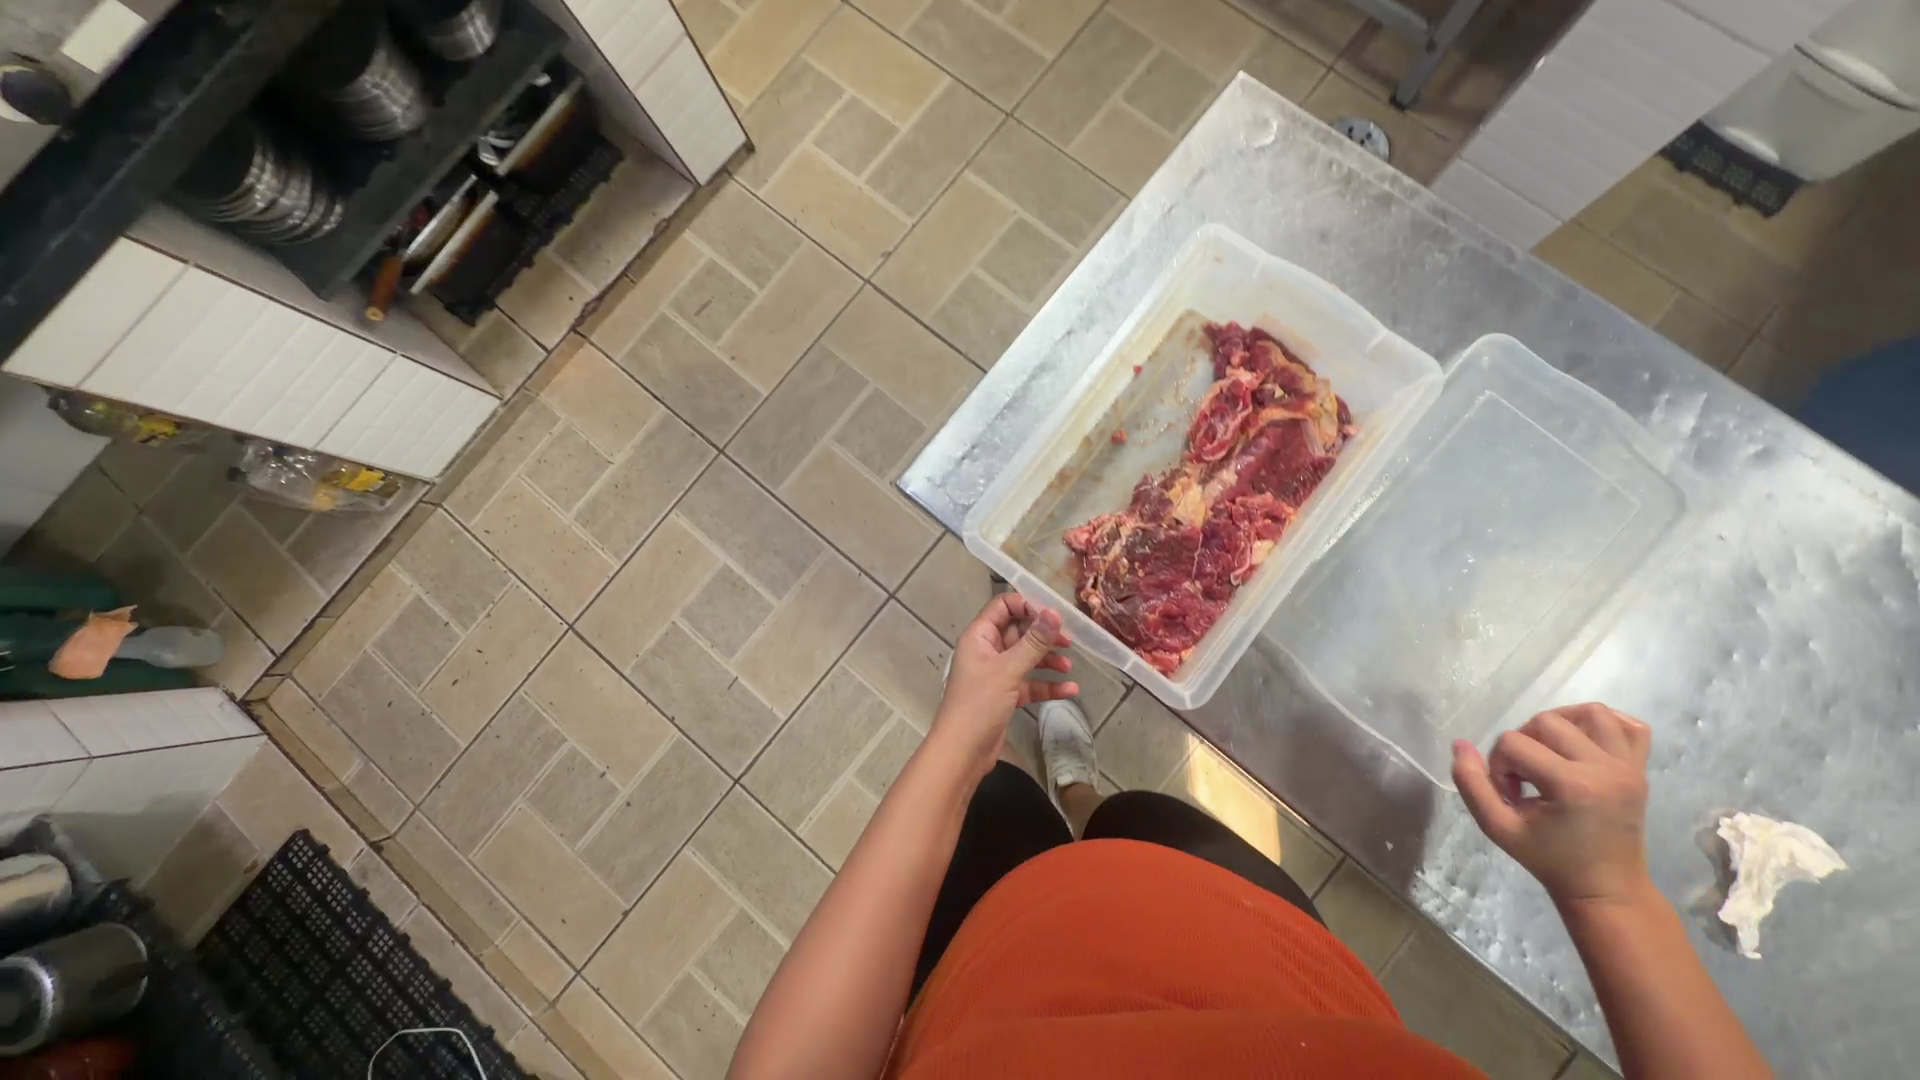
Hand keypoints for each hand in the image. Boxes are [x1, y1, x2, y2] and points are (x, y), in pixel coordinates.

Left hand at [933, 593, 1077, 763]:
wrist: (962, 752)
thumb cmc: (979, 704)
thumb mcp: (1008, 670)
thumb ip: (1034, 642)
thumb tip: (1055, 613)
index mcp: (979, 636)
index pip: (1003, 606)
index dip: (1028, 605)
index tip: (1054, 615)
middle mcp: (986, 650)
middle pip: (1018, 631)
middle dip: (1043, 634)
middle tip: (1069, 640)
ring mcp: (996, 674)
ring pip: (1026, 657)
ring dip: (1047, 659)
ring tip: (1068, 665)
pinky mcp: (1005, 695)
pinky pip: (1029, 683)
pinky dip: (1047, 684)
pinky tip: (1070, 689)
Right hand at [1453, 703, 1653, 908]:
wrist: (1606, 887)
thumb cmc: (1549, 859)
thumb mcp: (1497, 826)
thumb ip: (1470, 783)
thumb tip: (1460, 744)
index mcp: (1572, 785)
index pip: (1514, 743)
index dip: (1498, 764)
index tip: (1508, 794)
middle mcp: (1605, 769)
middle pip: (1546, 721)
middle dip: (1522, 743)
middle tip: (1524, 777)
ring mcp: (1629, 768)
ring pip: (1590, 713)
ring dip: (1558, 724)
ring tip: (1547, 750)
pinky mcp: (1640, 770)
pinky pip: (1632, 726)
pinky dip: (1605, 723)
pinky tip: (1583, 740)